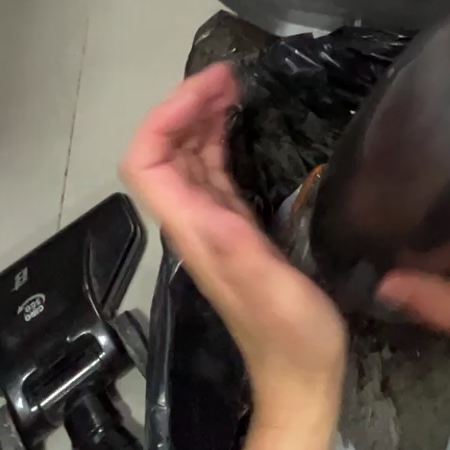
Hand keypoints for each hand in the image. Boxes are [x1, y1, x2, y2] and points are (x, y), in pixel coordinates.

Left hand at [121, 64, 345, 449]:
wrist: (300, 374)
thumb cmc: (290, 336)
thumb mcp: (270, 291)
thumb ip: (238, 249)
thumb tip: (209, 201)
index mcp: (194, 229)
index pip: (149, 163)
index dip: (166, 118)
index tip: (207, 88)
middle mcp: (194, 219)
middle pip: (165, 150)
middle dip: (185, 105)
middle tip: (226, 75)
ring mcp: (211, 220)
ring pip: (188, 155)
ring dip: (200, 114)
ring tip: (231, 84)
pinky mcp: (232, 223)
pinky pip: (213, 168)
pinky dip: (218, 135)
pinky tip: (234, 120)